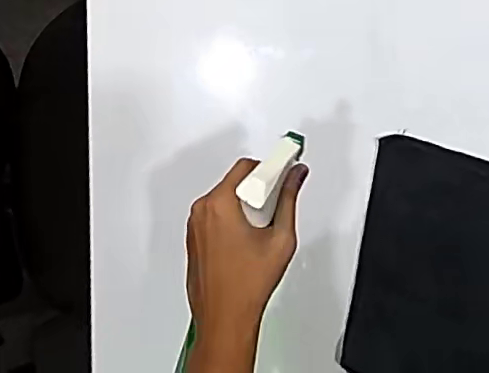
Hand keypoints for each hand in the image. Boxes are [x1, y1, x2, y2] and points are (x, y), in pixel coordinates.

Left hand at [185, 158, 306, 368]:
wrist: (225, 322)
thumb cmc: (247, 287)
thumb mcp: (280, 238)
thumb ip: (289, 199)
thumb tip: (296, 176)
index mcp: (219, 204)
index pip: (245, 167)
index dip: (267, 170)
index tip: (280, 175)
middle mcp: (202, 210)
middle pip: (234, 183)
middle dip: (255, 193)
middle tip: (270, 214)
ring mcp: (194, 225)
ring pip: (224, 199)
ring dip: (242, 207)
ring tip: (257, 234)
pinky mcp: (193, 238)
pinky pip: (214, 216)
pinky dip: (229, 221)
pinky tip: (243, 244)